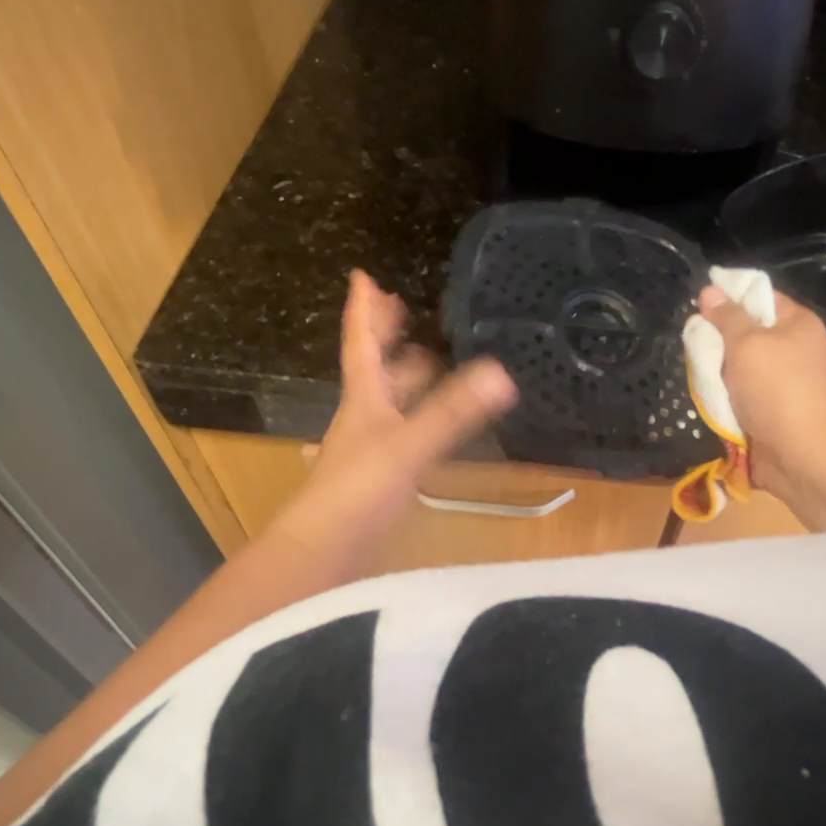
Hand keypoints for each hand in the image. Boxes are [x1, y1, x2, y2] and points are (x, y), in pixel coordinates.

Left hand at [271, 271, 517, 554]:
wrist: (323, 549)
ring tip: (429, 361)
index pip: (362, 343)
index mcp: (364, 398)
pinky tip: (426, 427)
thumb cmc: (358, 489)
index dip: (365, 310)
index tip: (364, 275)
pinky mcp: (379, 478)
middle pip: (375, 368)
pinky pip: (399, 433)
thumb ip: (454, 412)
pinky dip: (414, 419)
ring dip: (404, 378)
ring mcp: (369, 448)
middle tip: (403, 307)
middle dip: (387, 337)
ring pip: (387, 401)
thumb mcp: (409, 445)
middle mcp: (363, 416)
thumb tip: (502, 372)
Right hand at [697, 284, 825, 509]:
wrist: (806, 455)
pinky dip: (722, 403)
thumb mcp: (748, 344)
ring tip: (699, 381)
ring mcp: (780, 385)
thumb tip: (710, 291)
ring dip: (716, 378)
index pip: (758, 296)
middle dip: (716, 343)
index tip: (697, 306)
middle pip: (742, 335)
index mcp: (795, 323)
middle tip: (695, 349)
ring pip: (735, 370)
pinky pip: (737, 400)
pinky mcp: (768, 414)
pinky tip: (709, 406)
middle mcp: (791, 350)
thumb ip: (726, 318)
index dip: (728, 297)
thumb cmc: (779, 390)